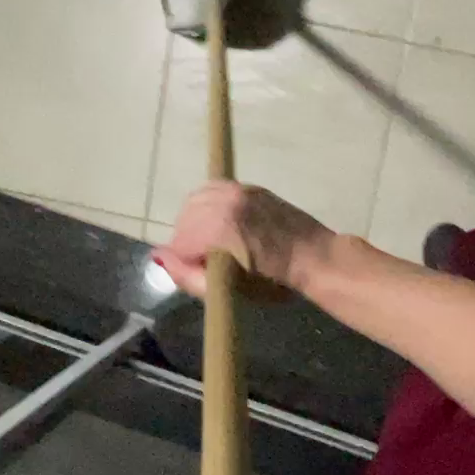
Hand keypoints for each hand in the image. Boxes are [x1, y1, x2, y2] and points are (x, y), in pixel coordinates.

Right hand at [154, 182, 333, 296]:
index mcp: (220, 226)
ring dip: (195, 222)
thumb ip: (189, 276)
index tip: (198, 272)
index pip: (180, 241)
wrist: (314, 256)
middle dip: (187, 241)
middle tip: (204, 260)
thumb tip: (159, 258)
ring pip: (195, 202)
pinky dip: (208, 205)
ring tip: (211, 242)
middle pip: (185, 219)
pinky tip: (218, 223)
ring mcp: (238, 189)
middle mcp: (225, 200)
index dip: (183, 261)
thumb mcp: (230, 287)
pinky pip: (213, 190)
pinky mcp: (248, 186)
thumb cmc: (275, 280)